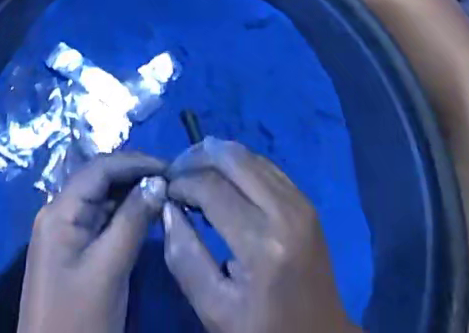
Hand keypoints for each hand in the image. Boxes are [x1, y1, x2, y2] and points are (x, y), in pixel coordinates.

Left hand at [17, 152, 168, 332]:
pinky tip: (149, 213)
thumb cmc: (79, 319)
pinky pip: (102, 220)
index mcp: (59, 211)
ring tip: (167, 191)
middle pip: (99, 179)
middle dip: (134, 173)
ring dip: (132, 191)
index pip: (98, 169)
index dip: (134, 162)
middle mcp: (60, 213)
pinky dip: (126, 213)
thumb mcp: (108, 270)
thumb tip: (158, 182)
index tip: (170, 166)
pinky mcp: (76, 252)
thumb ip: (132, 222)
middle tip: (172, 178)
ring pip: (103, 198)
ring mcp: (67, 233)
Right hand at [162, 139, 356, 332]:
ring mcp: (299, 203)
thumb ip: (184, 257)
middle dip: (195, 158)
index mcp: (262, 243)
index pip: (209, 186)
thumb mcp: (215, 310)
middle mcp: (284, 212)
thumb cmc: (265, 331)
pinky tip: (221, 181)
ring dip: (214, 157)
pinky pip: (263, 165)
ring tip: (193, 175)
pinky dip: (236, 164)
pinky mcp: (305, 202)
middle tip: (175, 174)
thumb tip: (168, 207)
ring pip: (247, 155)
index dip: (180, 183)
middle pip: (230, 157)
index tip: (164, 193)